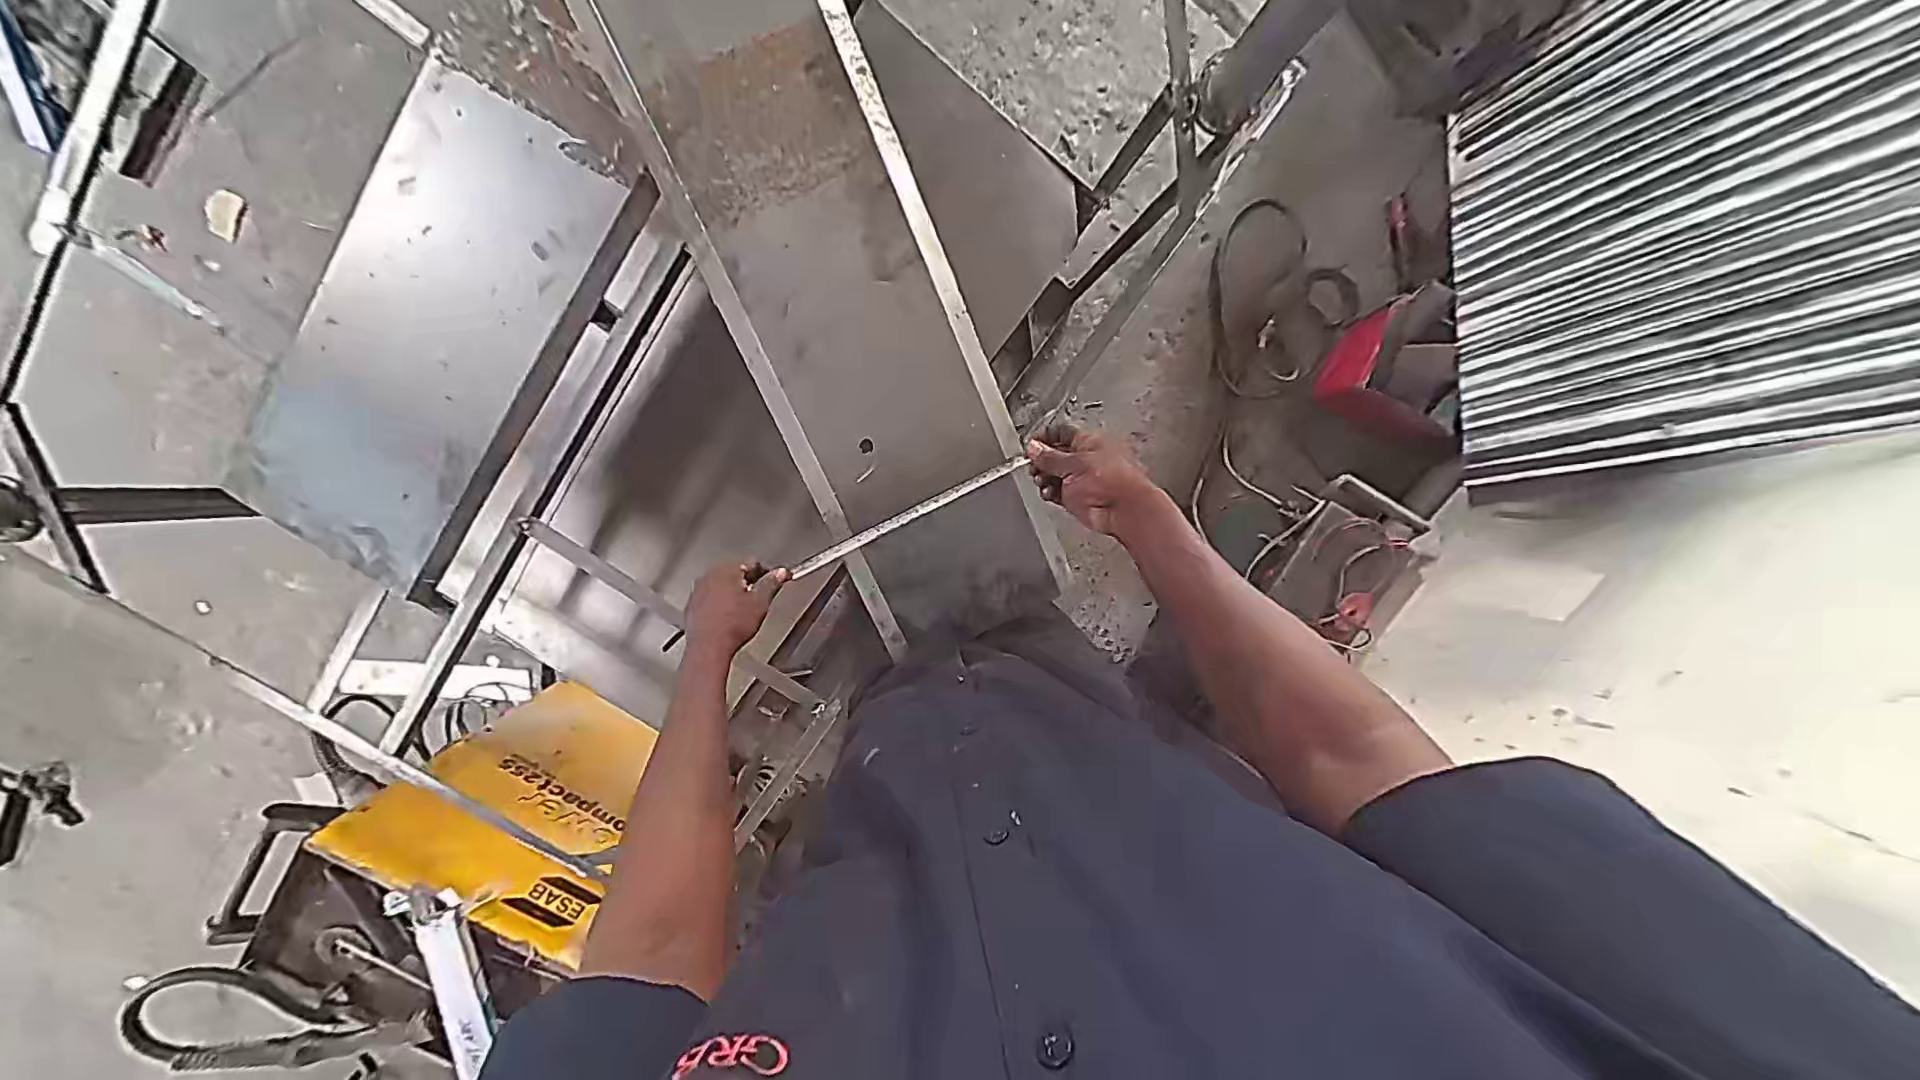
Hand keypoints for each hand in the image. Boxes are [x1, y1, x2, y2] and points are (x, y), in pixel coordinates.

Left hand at [685, 560, 786, 659]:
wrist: (709, 648)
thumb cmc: (732, 625)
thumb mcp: (761, 602)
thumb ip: (772, 583)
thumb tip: (780, 573)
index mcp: (726, 569)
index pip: (752, 563)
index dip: (767, 573)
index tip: (775, 581)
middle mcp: (708, 577)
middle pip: (735, 574)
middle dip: (748, 584)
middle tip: (760, 598)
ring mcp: (698, 592)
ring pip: (721, 587)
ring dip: (733, 595)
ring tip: (744, 612)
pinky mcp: (692, 608)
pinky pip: (710, 601)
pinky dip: (720, 607)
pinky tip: (729, 619)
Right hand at [1025, 423, 1163, 536]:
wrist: (1123, 510)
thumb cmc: (1112, 481)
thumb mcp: (1073, 463)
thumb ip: (1049, 457)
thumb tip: (1034, 449)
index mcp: (1088, 442)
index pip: (1061, 433)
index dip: (1044, 437)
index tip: (1031, 444)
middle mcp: (1085, 460)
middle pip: (1055, 455)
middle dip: (1041, 460)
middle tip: (1033, 465)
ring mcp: (1080, 480)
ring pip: (1053, 475)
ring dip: (1043, 478)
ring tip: (1041, 480)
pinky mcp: (1077, 498)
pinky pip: (1056, 492)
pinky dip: (1049, 492)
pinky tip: (1048, 492)